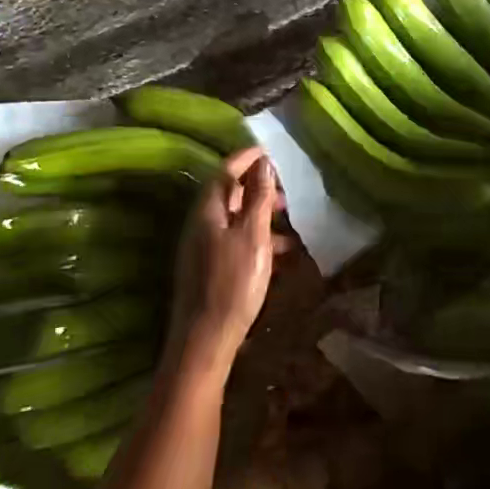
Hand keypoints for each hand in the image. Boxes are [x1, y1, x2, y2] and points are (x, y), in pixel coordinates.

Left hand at [167, 147, 283, 372]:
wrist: (205, 338)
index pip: (225, 172)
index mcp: (207, 210)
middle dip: (256, 188)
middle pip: (227, 194)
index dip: (245, 158)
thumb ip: (257, 198)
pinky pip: (235, 241)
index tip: (267, 150)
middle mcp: (200, 223)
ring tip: (290, 222)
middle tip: (285, 190)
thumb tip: (262, 163)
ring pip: (234, 220)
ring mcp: (202, 247)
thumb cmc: (233, 283)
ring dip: (260, 216)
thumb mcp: (252, 237)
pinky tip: (280, 254)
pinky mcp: (209, 268)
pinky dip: (257, 240)